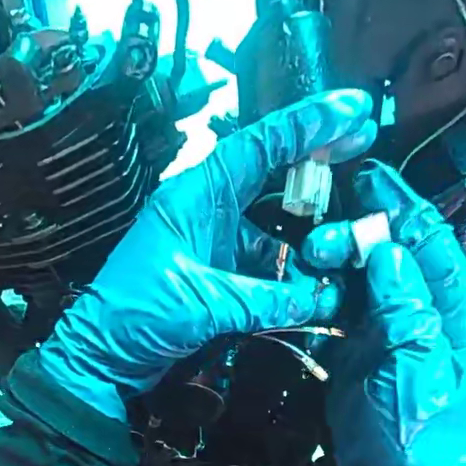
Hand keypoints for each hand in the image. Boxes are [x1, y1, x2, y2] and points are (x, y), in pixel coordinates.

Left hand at [35, 90, 377, 418]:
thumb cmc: (136, 316)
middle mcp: (203, 213)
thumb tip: (319, 301)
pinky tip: (311, 290)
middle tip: (363, 139)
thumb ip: (264, 300)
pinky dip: (282, 277)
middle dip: (314, 160)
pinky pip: (256, 268)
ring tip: (344, 241)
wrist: (101, 356)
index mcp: (194, 198)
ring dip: (303, 236)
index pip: (256, 145)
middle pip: (266, 175)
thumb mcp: (203, 302)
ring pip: (267, 228)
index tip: (353, 108)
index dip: (306, 123)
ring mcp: (207, 246)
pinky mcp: (210, 277)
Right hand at [311, 162, 465, 465]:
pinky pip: (338, 313)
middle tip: (320, 237)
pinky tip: (304, 285)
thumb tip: (389, 252)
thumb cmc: (415, 437)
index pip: (429, 245)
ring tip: (308, 255)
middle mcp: (421, 317)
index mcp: (454, 315)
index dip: (401, 209)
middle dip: (357, 239)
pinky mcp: (354, 355)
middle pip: (390, 259)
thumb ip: (404, 308)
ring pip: (361, 282)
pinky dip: (321, 296)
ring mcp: (385, 336)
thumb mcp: (417, 369)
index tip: (370, 178)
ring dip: (335, 265)